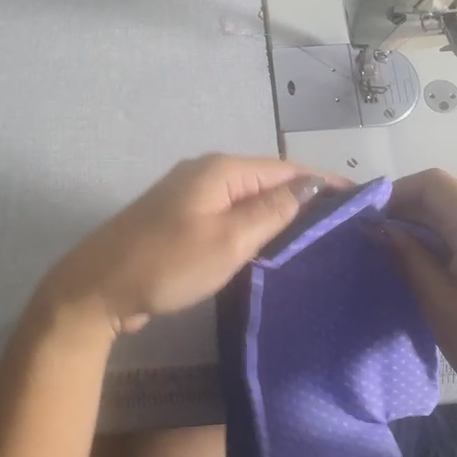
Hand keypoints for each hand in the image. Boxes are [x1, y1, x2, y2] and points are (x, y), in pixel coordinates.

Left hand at [35, 154, 339, 339]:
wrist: (97, 288)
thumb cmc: (168, 263)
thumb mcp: (229, 239)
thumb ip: (272, 210)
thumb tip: (311, 184)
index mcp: (221, 170)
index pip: (286, 169)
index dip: (323, 183)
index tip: (360, 199)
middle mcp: (206, 173)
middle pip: (268, 180)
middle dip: (305, 197)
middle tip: (344, 225)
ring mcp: (190, 195)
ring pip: (248, 199)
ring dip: (280, 213)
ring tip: (317, 235)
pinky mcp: (180, 220)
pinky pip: (229, 215)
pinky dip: (254, 226)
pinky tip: (270, 245)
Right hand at [379, 169, 456, 429]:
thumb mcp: (439, 304)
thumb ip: (407, 256)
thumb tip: (378, 227)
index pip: (432, 183)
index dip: (395, 193)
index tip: (368, 219)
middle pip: (448, 197)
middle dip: (408, 211)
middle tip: (373, 240)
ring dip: (428, 227)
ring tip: (397, 257)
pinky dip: (450, 240)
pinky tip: (433, 269)